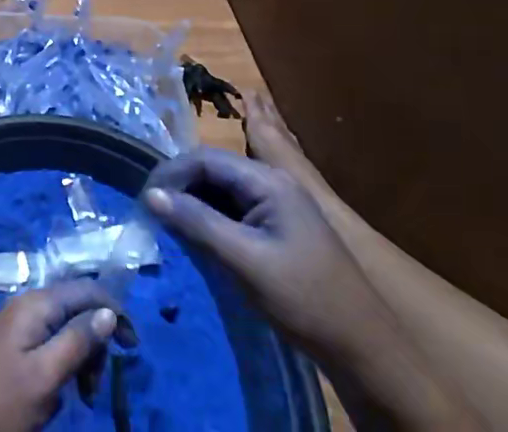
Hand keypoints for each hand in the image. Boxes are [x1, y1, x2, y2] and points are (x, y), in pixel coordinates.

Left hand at [0, 279, 122, 431]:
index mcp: (36, 304)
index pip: (86, 289)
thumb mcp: (46, 375)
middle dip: (95, 344)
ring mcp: (18, 324)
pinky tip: (61, 393)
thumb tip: (109, 311)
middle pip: (77, 310)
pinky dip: (64, 366)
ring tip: (81, 396)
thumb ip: (78, 340)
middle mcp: (28, 305)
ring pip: (65, 330)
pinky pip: (49, 345)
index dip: (115, 311)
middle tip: (94, 386)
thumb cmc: (1, 402)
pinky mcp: (13, 345)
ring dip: (81, 360)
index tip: (134, 347)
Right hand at [141, 149, 384, 359]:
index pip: (206, 159)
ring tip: (165, 226)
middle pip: (212, 171)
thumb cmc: (305, 299)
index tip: (144, 200)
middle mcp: (272, 184)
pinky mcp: (274, 228)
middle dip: (178, 187)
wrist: (363, 348)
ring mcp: (275, 206)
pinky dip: (206, 219)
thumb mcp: (245, 260)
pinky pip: (231, 211)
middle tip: (150, 213)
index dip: (170, 174)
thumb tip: (150, 195)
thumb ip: (197, 222)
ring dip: (190, 204)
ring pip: (219, 191)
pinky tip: (192, 237)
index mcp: (270, 182)